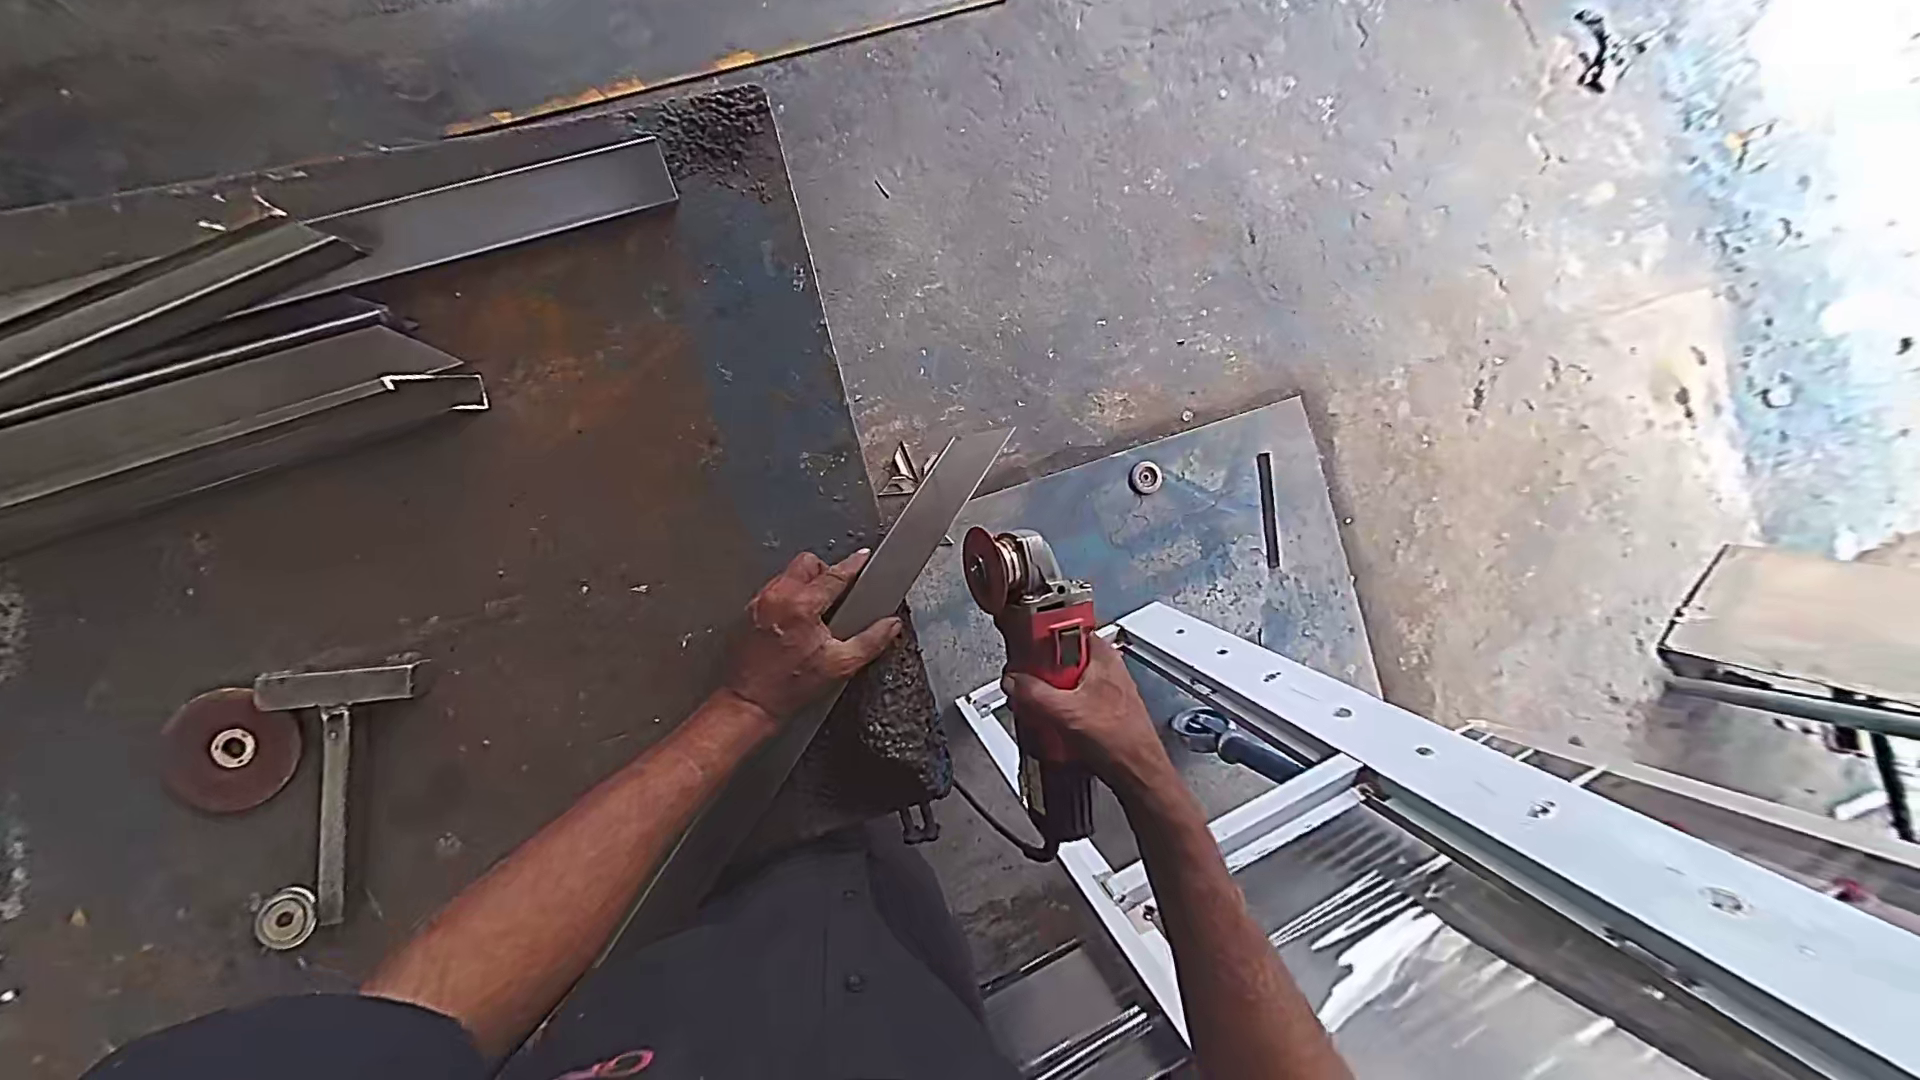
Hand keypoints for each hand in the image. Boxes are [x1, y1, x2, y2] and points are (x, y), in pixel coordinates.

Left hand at [718, 549, 902, 723]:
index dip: (853, 565)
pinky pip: (774, 589)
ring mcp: (760, 602)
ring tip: (816, 609)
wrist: (751, 703)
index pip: (834, 574)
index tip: (863, 558)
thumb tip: (890, 625)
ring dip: (805, 584)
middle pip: (807, 563)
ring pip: (788, 574)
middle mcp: (777, 597)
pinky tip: (796, 619)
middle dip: (825, 572)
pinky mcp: (749, 611)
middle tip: (836, 592)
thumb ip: (871, 641)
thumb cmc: (790, 687)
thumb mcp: (841, 665)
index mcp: (801, 606)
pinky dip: (788, 596)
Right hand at [1002, 633, 1175, 799]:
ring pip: (1064, 680)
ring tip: (1036, 706)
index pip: (1065, 628)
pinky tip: (1051, 723)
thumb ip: (1033, 692)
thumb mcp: (1065, 712)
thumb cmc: (1121, 741)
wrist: (1138, 774)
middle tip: (1026, 684)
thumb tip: (1014, 681)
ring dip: (1047, 692)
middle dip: (1040, 672)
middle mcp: (1105, 667)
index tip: (1024, 646)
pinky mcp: (1100, 708)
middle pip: (1060, 657)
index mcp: (1102, 655)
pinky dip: (1058, 707)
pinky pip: (1071, 699)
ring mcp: (1103, 688)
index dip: (1041, 636)